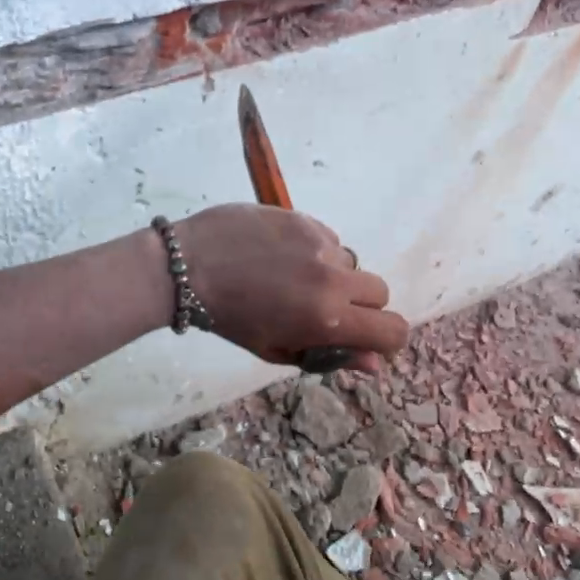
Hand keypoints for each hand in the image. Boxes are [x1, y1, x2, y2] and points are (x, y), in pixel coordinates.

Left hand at [173, 203, 405, 372]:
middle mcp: (331, 279)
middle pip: (380, 292)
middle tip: (325, 306)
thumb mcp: (275, 348)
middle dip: (360, 304)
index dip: (385, 338)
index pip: (393, 330)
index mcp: (327, 320)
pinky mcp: (302, 218)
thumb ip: (328, 355)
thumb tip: (373, 362)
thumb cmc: (228, 317)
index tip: (364, 335)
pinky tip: (279, 253)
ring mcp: (318, 244)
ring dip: (333, 273)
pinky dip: (313, 248)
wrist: (187, 266)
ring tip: (292, 275)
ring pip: (350, 262)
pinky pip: (327, 237)